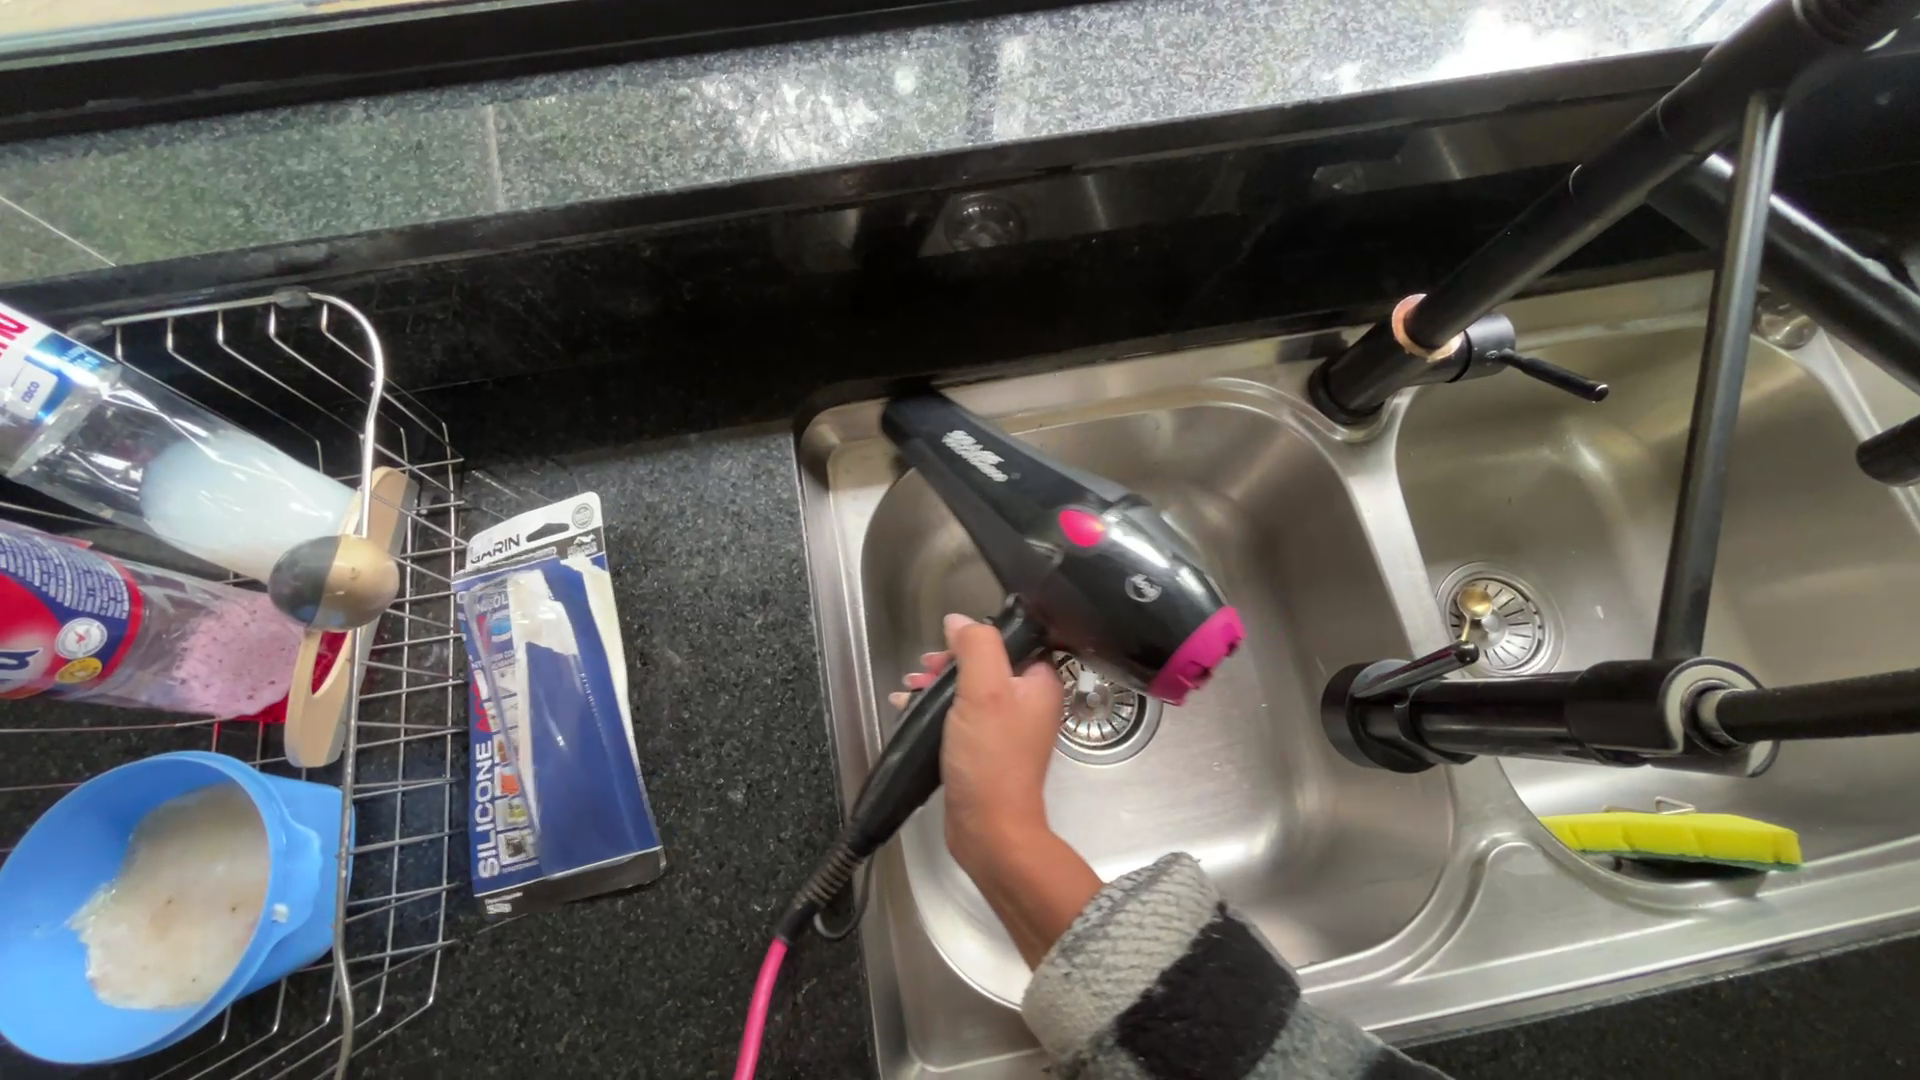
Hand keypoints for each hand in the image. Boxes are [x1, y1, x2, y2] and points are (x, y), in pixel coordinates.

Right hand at [890, 613, 1100, 965]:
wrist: (990, 828)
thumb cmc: (992, 761)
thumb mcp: (983, 689)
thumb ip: (975, 646)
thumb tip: (960, 621)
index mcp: (1040, 683)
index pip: (1012, 640)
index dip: (976, 639)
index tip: (947, 647)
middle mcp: (1029, 703)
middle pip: (986, 663)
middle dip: (949, 663)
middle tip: (925, 669)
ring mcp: (1008, 728)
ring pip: (970, 690)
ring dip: (938, 685)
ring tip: (912, 688)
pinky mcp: (986, 749)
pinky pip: (961, 717)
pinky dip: (937, 710)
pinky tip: (910, 709)